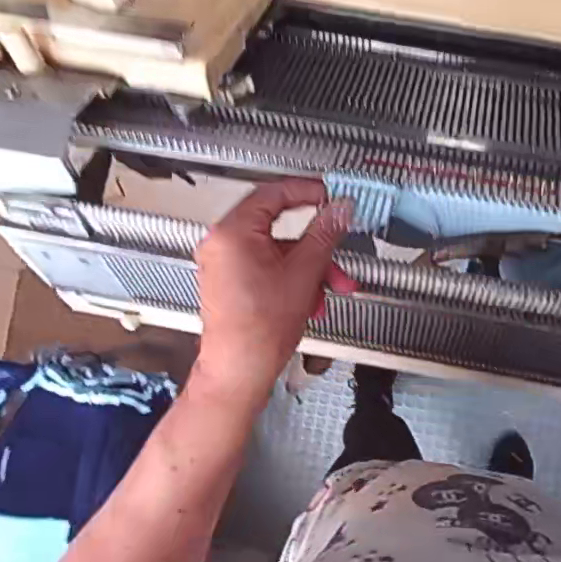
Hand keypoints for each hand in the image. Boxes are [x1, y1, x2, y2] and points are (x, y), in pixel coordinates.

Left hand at [193, 179, 357, 406]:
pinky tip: (310, 299)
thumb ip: (325, 234)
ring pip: (279, 253)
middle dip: (317, 248)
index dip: (309, 192)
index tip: (330, 196)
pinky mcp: (231, 282)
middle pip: (280, 229)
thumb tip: (338, 210)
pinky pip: (268, 269)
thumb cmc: (258, 328)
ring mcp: (225, 264)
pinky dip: (293, 279)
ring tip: (329, 288)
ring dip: (310, 269)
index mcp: (233, 233)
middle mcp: (222, 244)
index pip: (274, 193)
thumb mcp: (304, 272)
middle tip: (338, 253)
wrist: (240, 369)